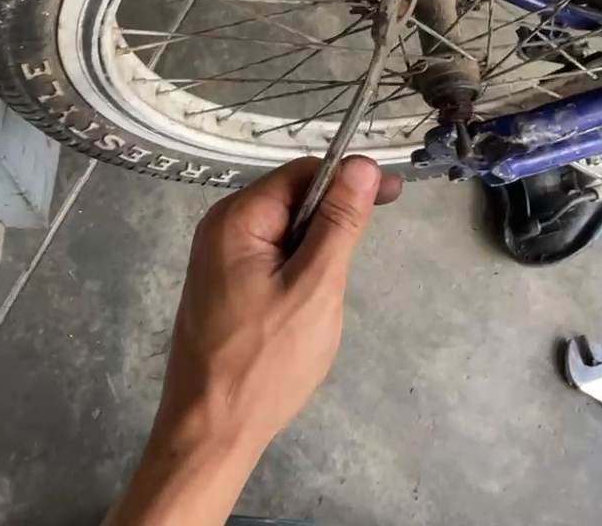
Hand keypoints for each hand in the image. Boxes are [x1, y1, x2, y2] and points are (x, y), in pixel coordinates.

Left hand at [105, 156, 400, 525]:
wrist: (209, 436)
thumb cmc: (265, 363)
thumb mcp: (315, 286)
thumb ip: (340, 222)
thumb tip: (362, 165)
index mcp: (237, 218)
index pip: (303, 174)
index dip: (349, 179)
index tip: (391, 196)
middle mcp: (221, 228)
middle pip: (293, 199)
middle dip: (332, 220)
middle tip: (355, 261)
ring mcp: (219, 258)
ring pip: (286, 231)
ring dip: (317, 249)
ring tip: (326, 294)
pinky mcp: (224, 284)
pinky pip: (272, 256)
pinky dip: (299, 268)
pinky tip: (304, 304)